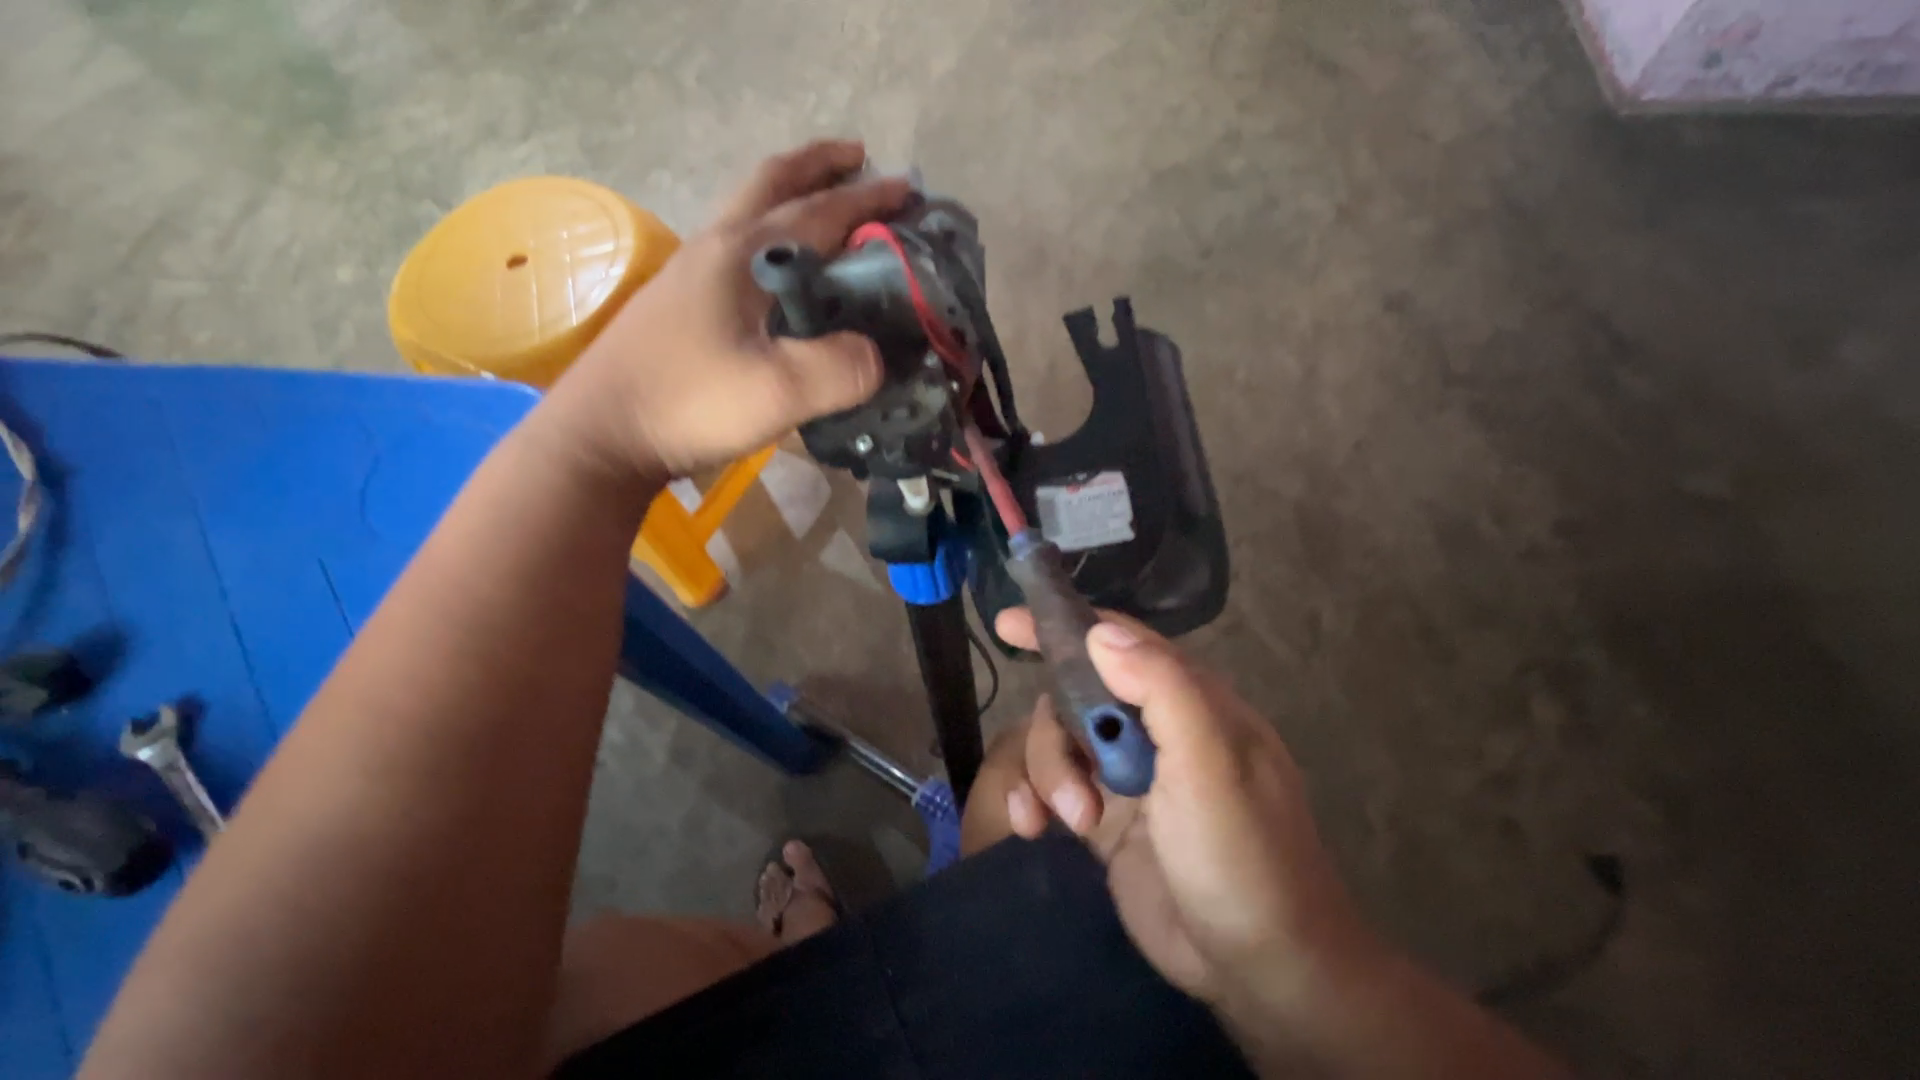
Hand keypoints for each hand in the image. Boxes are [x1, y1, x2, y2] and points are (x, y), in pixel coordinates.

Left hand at [543, 139, 910, 478]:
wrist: (600, 435)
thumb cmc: (688, 404)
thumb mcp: (778, 393)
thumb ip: (841, 369)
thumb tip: (877, 354)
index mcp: (741, 255)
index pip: (818, 211)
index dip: (867, 200)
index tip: (908, 189)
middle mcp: (713, 247)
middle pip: (769, 183)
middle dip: (817, 165)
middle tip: (858, 158)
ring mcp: (689, 273)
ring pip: (747, 211)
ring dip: (789, 195)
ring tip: (824, 205)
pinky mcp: (678, 303)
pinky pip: (735, 247)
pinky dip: (769, 235)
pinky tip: (780, 270)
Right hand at [994, 609, 1382, 1019]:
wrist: (1260, 968)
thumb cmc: (1242, 857)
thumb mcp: (1209, 765)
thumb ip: (1162, 690)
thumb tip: (1101, 632)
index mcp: (1191, 704)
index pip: (1122, 644)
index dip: (1066, 627)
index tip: (1008, 623)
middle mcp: (1157, 733)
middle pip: (1075, 697)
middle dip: (1057, 734)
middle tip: (1073, 790)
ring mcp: (1130, 779)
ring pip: (1058, 745)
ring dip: (1049, 776)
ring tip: (1074, 824)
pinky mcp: (1107, 823)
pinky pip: (1053, 790)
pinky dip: (1035, 801)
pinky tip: (1033, 830)